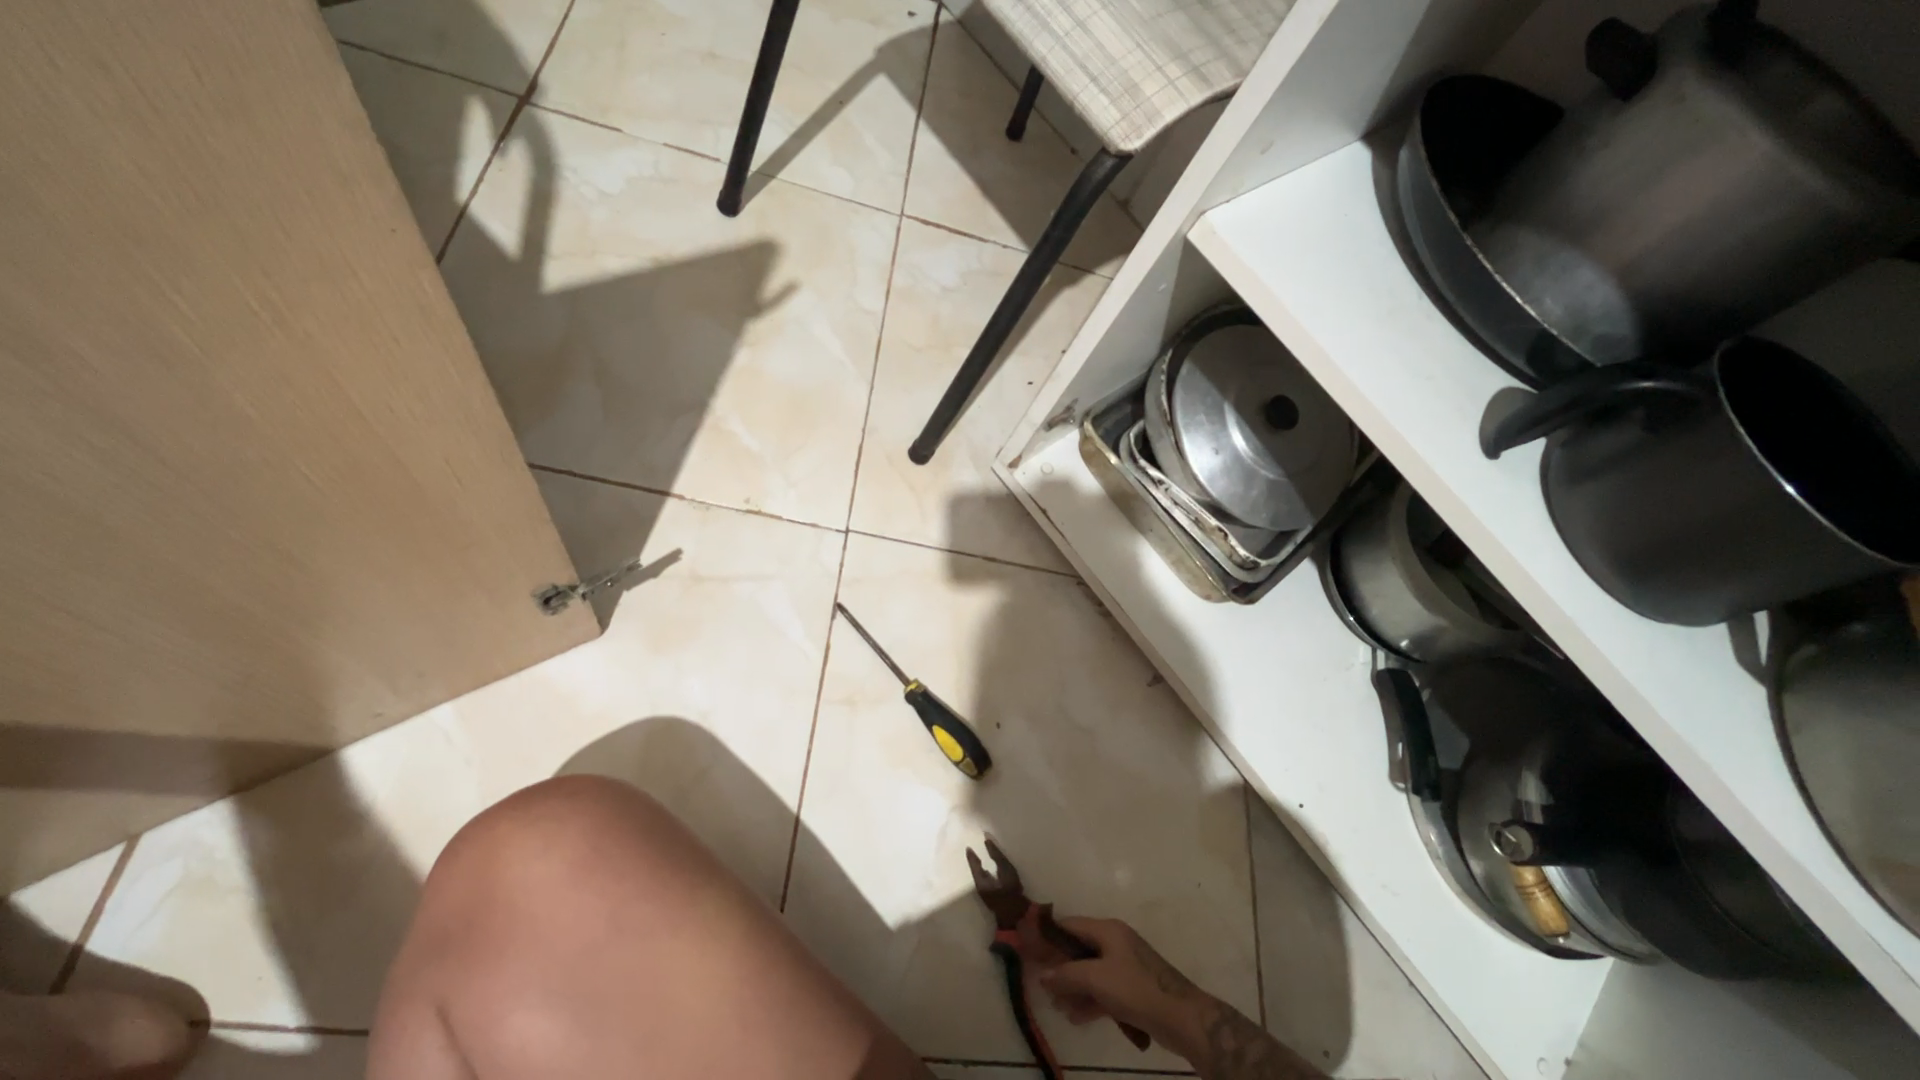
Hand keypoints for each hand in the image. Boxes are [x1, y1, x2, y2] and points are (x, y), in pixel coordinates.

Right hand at [1023, 916, 1212, 1055]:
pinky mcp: (1131, 989)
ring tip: (1057, 1006)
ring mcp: (1124, 966)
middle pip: (1078, 950)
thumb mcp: (1096, 978)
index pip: (1069, 925)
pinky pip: (1102, 990)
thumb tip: (1042, 975)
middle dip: (1059, 968)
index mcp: (1107, 930)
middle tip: (1040, 984)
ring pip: (1090, 972)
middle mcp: (1115, 942)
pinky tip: (1076, 1017)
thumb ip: (1066, 975)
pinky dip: (1089, 1000)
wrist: (1180, 1017)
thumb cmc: (1135, 988)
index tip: (1028, 949)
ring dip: (1073, 988)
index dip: (1047, 936)